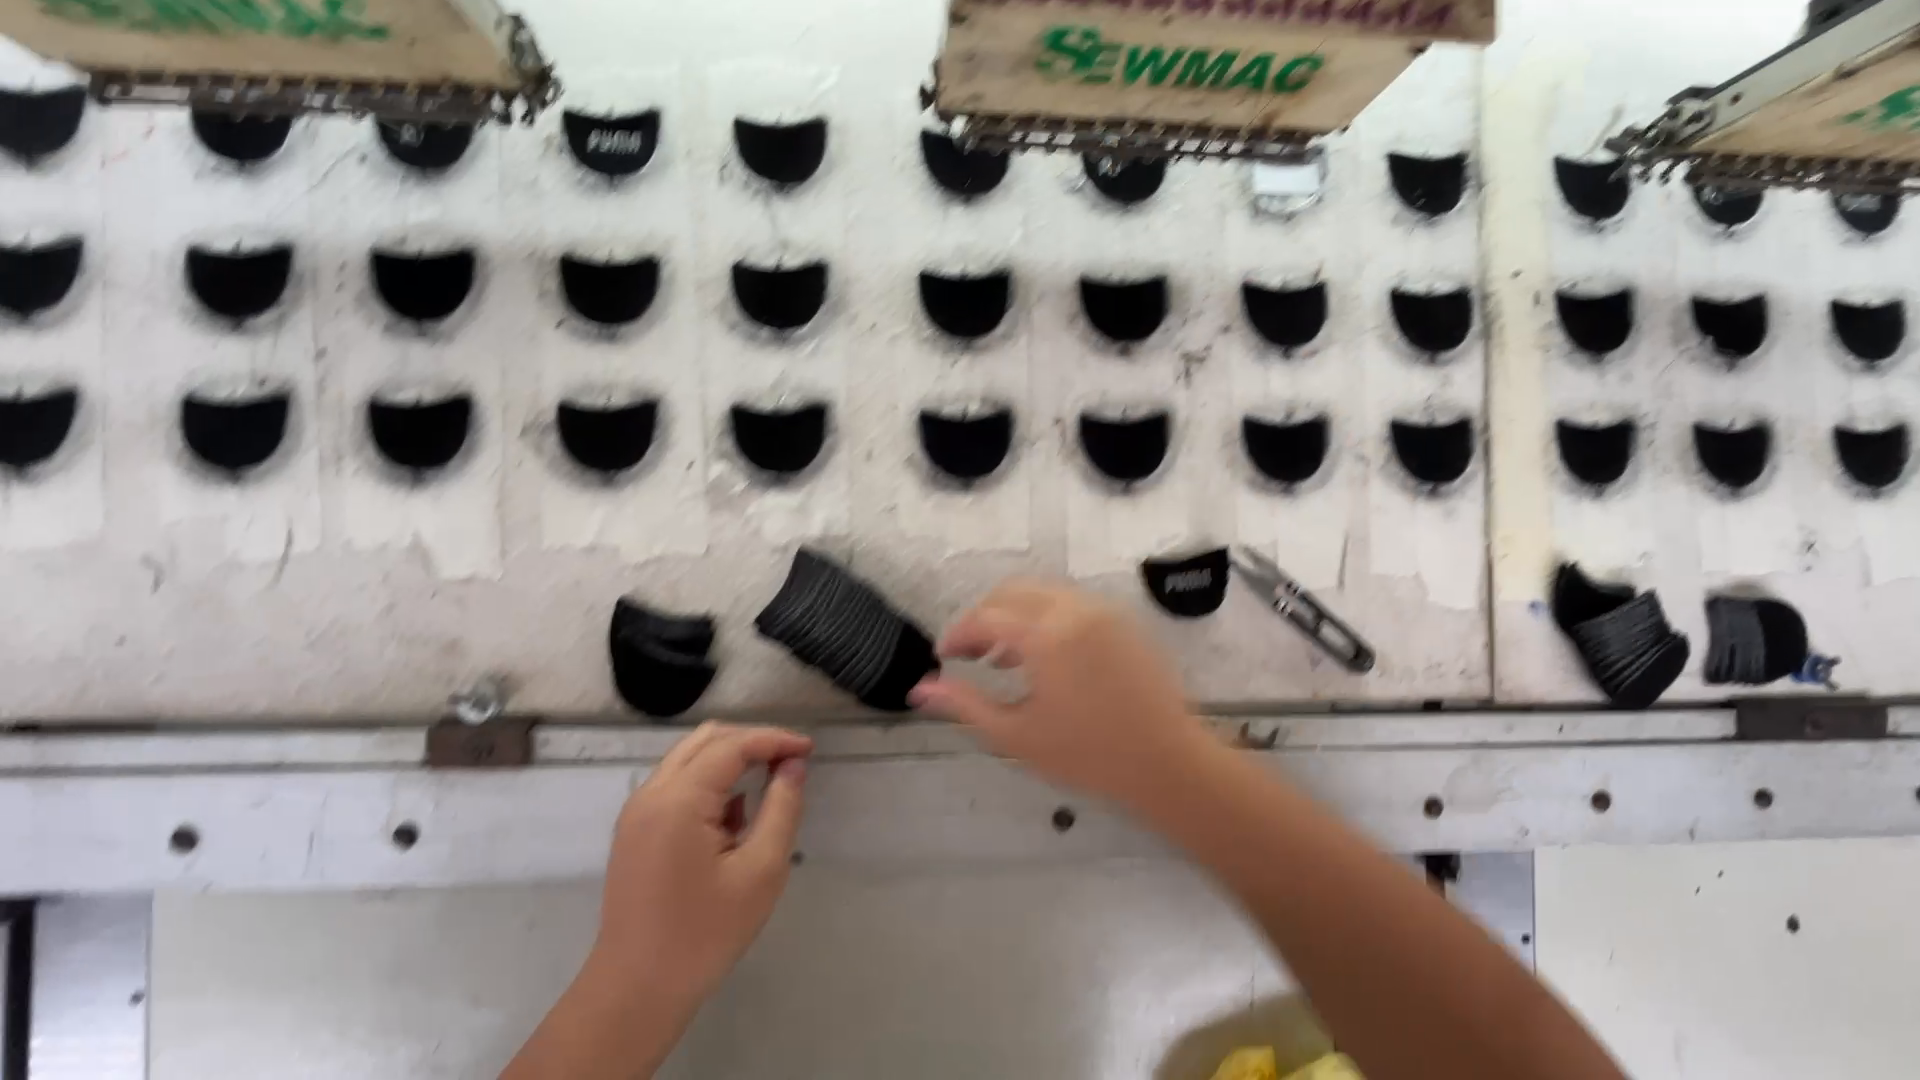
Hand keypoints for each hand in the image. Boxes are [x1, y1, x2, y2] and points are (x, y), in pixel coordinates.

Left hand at [589, 723, 811, 1010]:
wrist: (637, 989)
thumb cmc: (705, 932)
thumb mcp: (761, 870)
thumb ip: (782, 809)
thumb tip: (792, 767)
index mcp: (679, 799)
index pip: (732, 745)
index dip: (774, 739)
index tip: (809, 750)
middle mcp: (651, 794)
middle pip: (706, 740)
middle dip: (752, 741)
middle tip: (790, 760)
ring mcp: (637, 812)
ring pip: (688, 758)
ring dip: (729, 759)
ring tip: (768, 783)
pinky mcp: (634, 831)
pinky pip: (675, 785)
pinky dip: (708, 782)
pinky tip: (733, 817)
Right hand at [909, 580, 1216, 806]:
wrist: (1167, 763)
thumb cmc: (1086, 755)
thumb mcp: (1015, 734)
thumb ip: (964, 704)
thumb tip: (919, 688)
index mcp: (1046, 634)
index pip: (986, 616)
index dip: (959, 633)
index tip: (944, 655)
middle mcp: (1074, 609)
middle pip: (1013, 592)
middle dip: (985, 617)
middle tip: (970, 654)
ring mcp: (1104, 611)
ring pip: (1044, 594)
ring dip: (1016, 616)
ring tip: (1003, 660)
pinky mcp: (1124, 622)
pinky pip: (1074, 605)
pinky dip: (1048, 618)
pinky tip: (1044, 659)